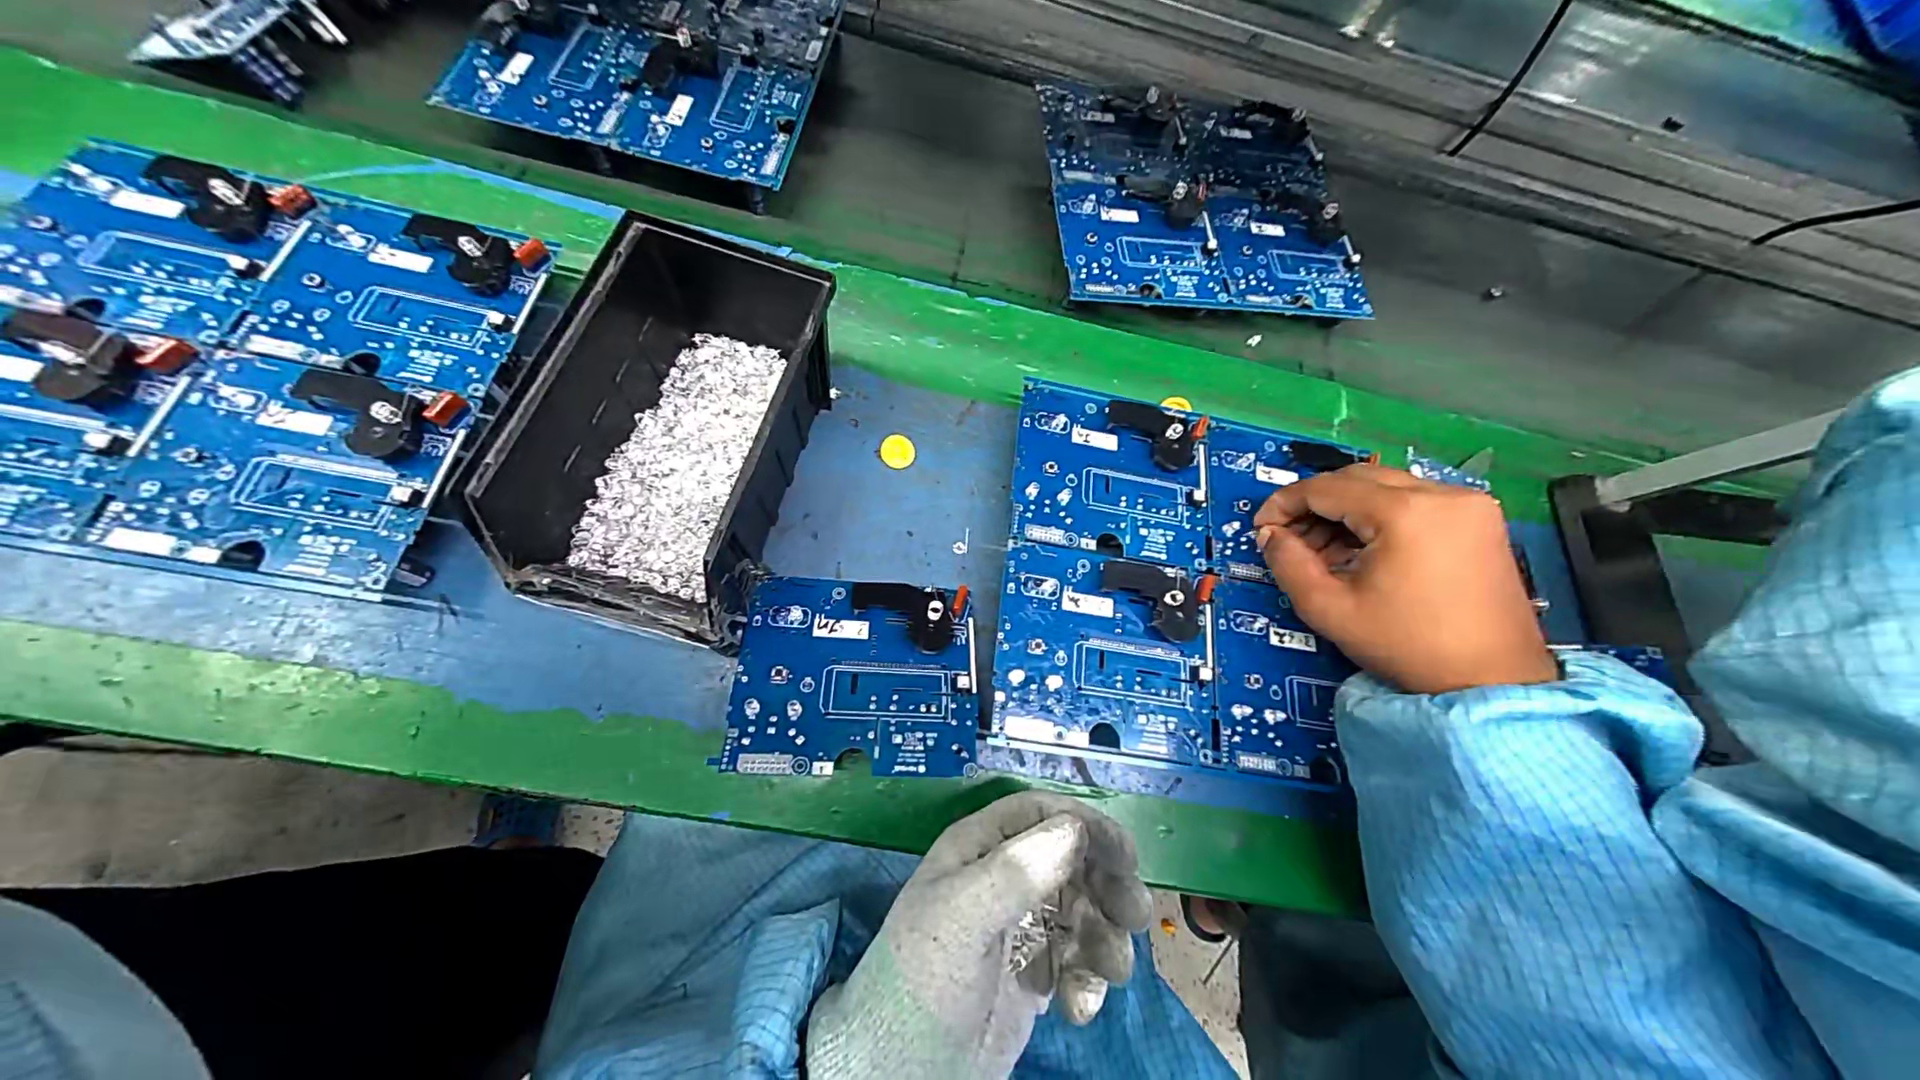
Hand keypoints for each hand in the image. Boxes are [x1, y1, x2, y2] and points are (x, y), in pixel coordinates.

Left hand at [806, 792, 1153, 1079]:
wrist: (906, 1068)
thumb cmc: (927, 977)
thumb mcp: (963, 915)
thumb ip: (1015, 870)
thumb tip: (1075, 828)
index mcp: (979, 846)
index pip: (1041, 814)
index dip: (1084, 825)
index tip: (1125, 856)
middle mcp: (1002, 876)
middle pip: (1071, 859)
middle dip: (1106, 884)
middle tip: (1134, 916)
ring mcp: (1020, 923)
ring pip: (1083, 908)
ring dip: (1105, 936)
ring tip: (1110, 972)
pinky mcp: (1033, 968)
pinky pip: (1078, 956)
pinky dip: (1088, 978)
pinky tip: (1077, 1008)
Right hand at [1254, 463, 1555, 693]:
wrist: (1492, 680)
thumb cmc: (1409, 646)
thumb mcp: (1328, 608)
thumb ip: (1287, 563)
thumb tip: (1271, 535)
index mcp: (1406, 513)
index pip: (1326, 487)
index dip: (1284, 503)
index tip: (1263, 527)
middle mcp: (1442, 495)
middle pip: (1356, 478)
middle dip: (1314, 503)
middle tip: (1289, 538)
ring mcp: (1467, 505)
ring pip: (1384, 486)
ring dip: (1344, 509)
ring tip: (1324, 550)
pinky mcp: (1479, 520)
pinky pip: (1413, 500)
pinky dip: (1377, 516)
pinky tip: (1361, 550)